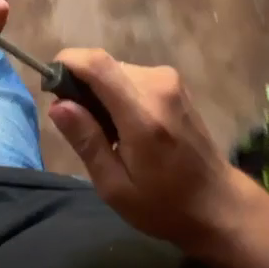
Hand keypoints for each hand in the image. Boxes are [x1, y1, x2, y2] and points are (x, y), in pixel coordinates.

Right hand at [47, 48, 263, 249]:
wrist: (218, 204)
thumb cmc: (163, 205)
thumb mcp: (115, 187)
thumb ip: (87, 141)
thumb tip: (57, 105)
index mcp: (142, 113)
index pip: (97, 64)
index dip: (68, 62)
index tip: (50, 83)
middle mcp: (157, 85)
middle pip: (105, 65)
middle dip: (84, 85)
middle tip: (81, 125)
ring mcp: (170, 80)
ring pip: (118, 69)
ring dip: (103, 91)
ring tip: (108, 132)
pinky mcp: (175, 82)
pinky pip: (133, 76)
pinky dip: (120, 92)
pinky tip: (128, 125)